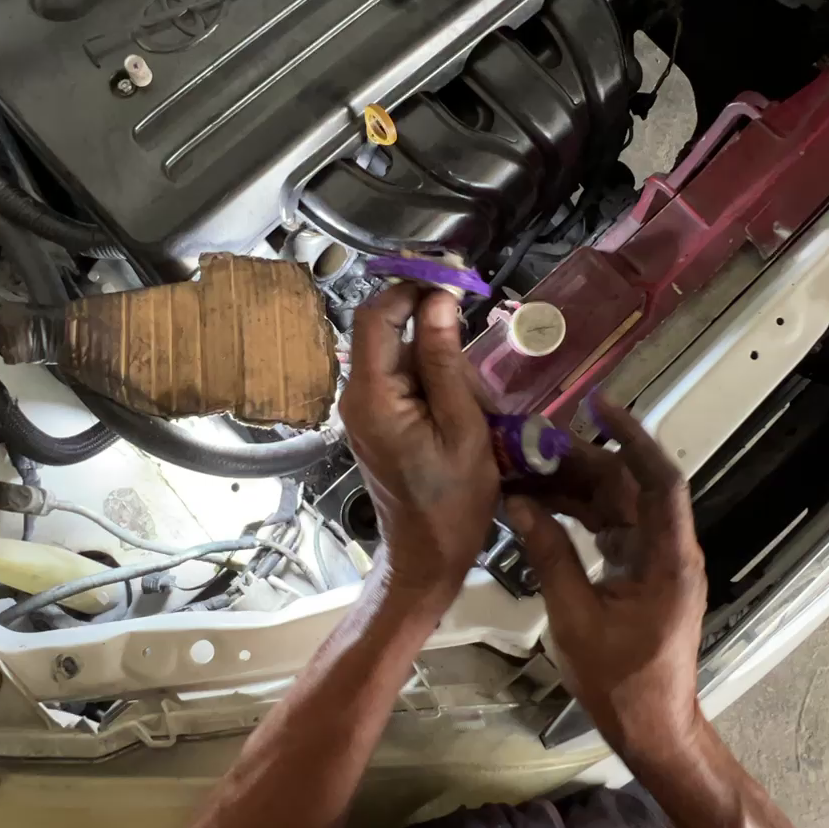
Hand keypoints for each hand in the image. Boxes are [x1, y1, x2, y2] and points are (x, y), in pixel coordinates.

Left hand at [340, 286, 499, 610]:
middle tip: (469, 305)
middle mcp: (356, 395)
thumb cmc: (452, 500)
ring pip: (394, 352)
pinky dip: (428, 371)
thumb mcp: (462, 427)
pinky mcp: (375, 420)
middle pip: (383, 330)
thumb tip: (438, 300)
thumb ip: (445, 362)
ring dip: (432, 347)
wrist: (426, 554)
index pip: (377, 315)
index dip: (410, 285)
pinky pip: (398, 378)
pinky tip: (461, 392)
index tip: (451, 273)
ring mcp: (362, 409)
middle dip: (424, 312)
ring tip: (472, 364)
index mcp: (372, 395)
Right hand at [504, 394, 709, 763]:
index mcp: (667, 558)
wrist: (651, 728)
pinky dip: (575, 511)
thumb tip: (519, 503)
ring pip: (614, 501)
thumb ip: (550, 555)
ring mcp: (653, 557)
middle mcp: (667, 548)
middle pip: (628, 485)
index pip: (660, 481)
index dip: (633, 437)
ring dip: (573, 483)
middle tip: (531, 441)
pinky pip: (606, 524)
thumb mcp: (575, 617)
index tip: (598, 405)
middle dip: (581, 458)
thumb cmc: (620, 681)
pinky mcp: (637, 568)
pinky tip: (539, 501)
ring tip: (526, 466)